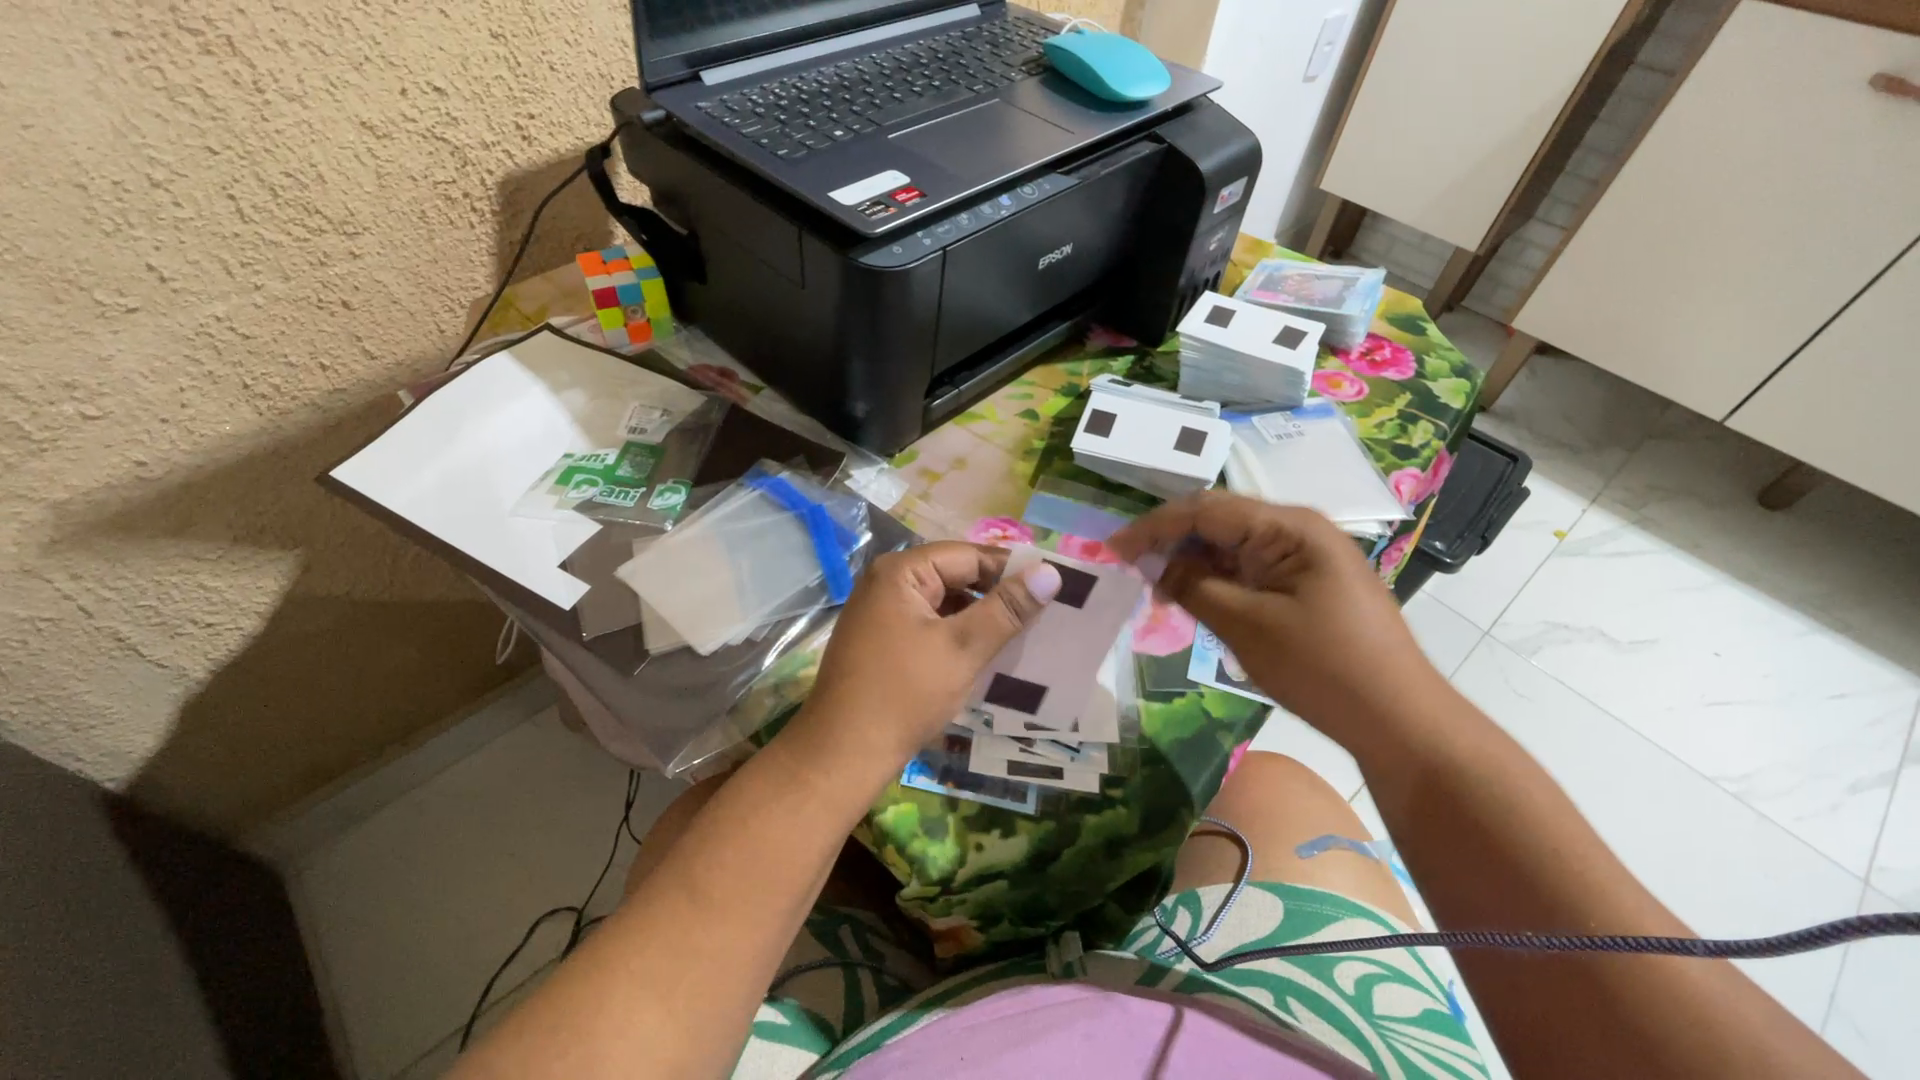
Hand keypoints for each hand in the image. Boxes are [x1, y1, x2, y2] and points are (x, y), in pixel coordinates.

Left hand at [789, 541, 1061, 768]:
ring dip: (979, 620)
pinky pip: (929, 627)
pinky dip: (957, 638)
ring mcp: (880, 614)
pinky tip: (986, 658)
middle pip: (955, 577)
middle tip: (1045, 617)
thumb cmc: (904, 695)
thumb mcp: (963, 649)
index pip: (969, 556)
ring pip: (944, 605)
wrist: (842, 754)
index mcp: (900, 572)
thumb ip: (1006, 609)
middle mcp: (886, 583)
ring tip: (1024, 638)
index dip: (1011, 571)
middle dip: (996, 597)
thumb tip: (1051, 572)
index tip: (1054, 590)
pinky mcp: (882, 642)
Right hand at [1107, 492, 1440, 739]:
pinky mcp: (1309, 584)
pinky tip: (1194, 599)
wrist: (1398, 718)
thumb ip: (1193, 586)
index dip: (1153, 526)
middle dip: (1171, 542)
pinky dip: (1218, 581)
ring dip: (1193, 563)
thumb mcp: (1246, 625)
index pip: (1205, 509)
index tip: (1112, 549)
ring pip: (1233, 547)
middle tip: (1129, 570)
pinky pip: (1252, 570)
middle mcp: (1300, 530)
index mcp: (1290, 527)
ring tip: (1155, 588)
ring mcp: (1308, 557)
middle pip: (1219, 522)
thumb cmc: (1322, 668)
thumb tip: (1154, 563)